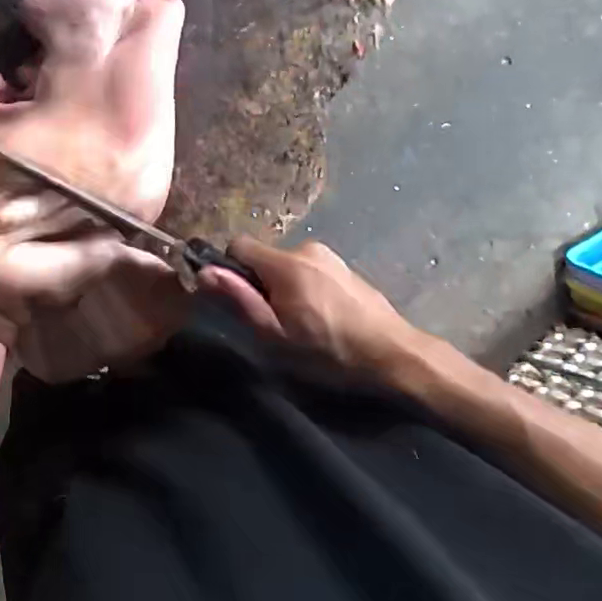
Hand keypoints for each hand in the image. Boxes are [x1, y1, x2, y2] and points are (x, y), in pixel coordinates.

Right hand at [198, 236, 445, 389]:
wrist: (397, 356)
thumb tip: (204, 272)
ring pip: (286, 264)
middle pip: (263, 256)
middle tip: (276, 320)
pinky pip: (309, 269)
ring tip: (302, 321)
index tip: (242, 298)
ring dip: (284, 286)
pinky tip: (322, 316)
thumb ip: (240, 300)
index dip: (231, 269)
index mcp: (286, 264)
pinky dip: (305, 286)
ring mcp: (330, 256)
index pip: (237, 244)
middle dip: (260, 282)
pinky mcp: (346, 267)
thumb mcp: (276, 335)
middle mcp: (307, 249)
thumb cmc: (330, 351)